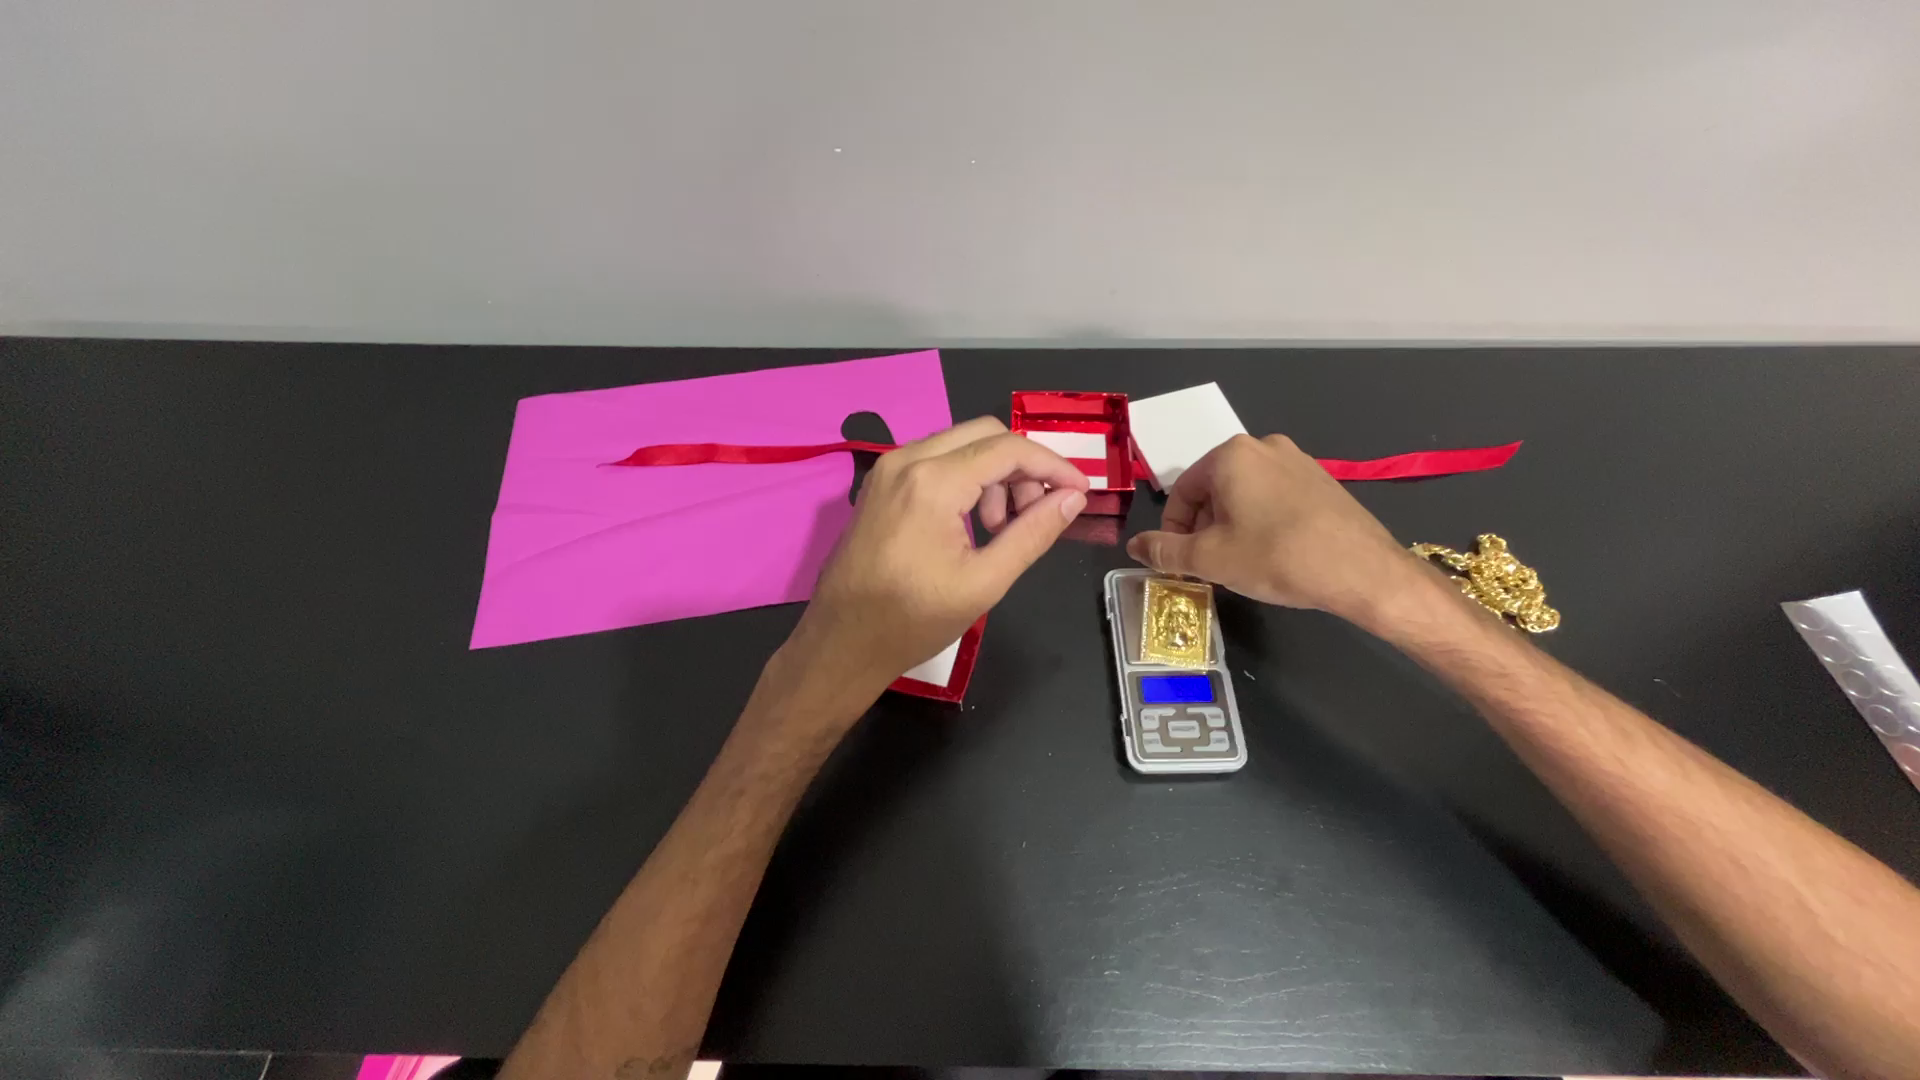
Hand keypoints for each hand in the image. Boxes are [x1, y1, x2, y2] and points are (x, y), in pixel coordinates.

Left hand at [786, 417, 1090, 695]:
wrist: (843, 642)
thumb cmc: (913, 620)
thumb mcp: (984, 582)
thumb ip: (1032, 533)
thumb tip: (1072, 499)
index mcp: (932, 482)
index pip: (1008, 448)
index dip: (1052, 466)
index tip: (1079, 492)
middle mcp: (906, 460)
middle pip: (984, 434)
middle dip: (1022, 467)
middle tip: (1036, 513)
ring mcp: (888, 469)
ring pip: (959, 445)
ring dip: (993, 474)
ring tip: (998, 528)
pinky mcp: (880, 484)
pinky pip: (934, 461)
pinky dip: (964, 480)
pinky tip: (971, 524)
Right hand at [1125, 434, 1425, 624]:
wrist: (1361, 571)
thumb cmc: (1275, 557)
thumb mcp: (1209, 558)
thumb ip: (1164, 550)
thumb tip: (1134, 545)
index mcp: (1230, 455)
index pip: (1182, 491)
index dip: (1174, 529)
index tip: (1180, 560)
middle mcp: (1263, 446)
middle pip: (1213, 489)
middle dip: (1204, 526)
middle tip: (1210, 563)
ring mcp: (1298, 460)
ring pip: (1245, 493)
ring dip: (1232, 524)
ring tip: (1241, 561)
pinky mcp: (1323, 480)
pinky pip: (1275, 497)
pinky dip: (1262, 521)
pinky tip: (1273, 552)